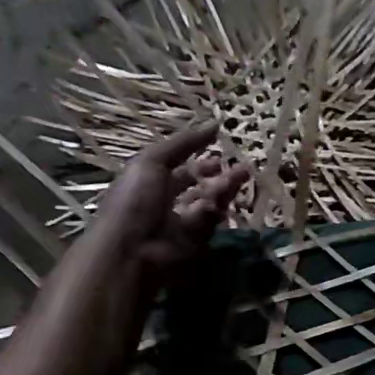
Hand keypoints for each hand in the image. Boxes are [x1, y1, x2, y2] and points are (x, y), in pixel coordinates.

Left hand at [84, 124, 248, 274]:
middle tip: (243, 168)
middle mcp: (164, 204)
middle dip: (219, 177)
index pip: (179, 170)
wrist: (131, 250)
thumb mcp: (153, 162)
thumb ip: (184, 143)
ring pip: (207, 206)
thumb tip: (214, 124)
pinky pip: (208, 226)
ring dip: (224, 191)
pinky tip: (223, 202)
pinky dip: (216, 213)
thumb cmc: (136, 200)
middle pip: (197, 189)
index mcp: (150, 182)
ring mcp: (178, 226)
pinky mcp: (192, 245)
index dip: (200, 162)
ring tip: (244, 177)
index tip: (222, 152)